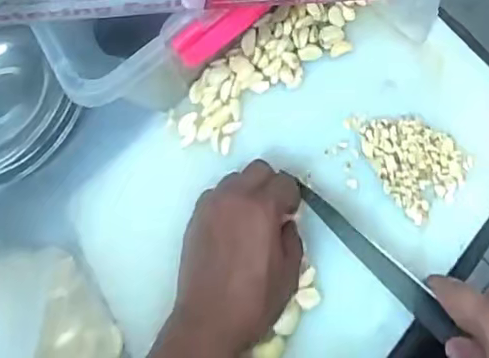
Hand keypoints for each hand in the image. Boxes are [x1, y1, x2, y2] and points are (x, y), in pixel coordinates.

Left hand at [150, 160, 302, 357]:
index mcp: (262, 207)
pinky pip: (217, 194)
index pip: (284, 181)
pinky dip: (227, 201)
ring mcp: (212, 201)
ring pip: (236, 178)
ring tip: (249, 219)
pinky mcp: (196, 213)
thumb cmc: (252, 302)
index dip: (292, 197)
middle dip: (270, 184)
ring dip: (247, 191)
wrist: (207, 319)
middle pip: (259, 169)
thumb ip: (292, 240)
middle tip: (273, 210)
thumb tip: (285, 223)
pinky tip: (229, 227)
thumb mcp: (288, 276)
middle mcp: (235, 195)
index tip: (290, 213)